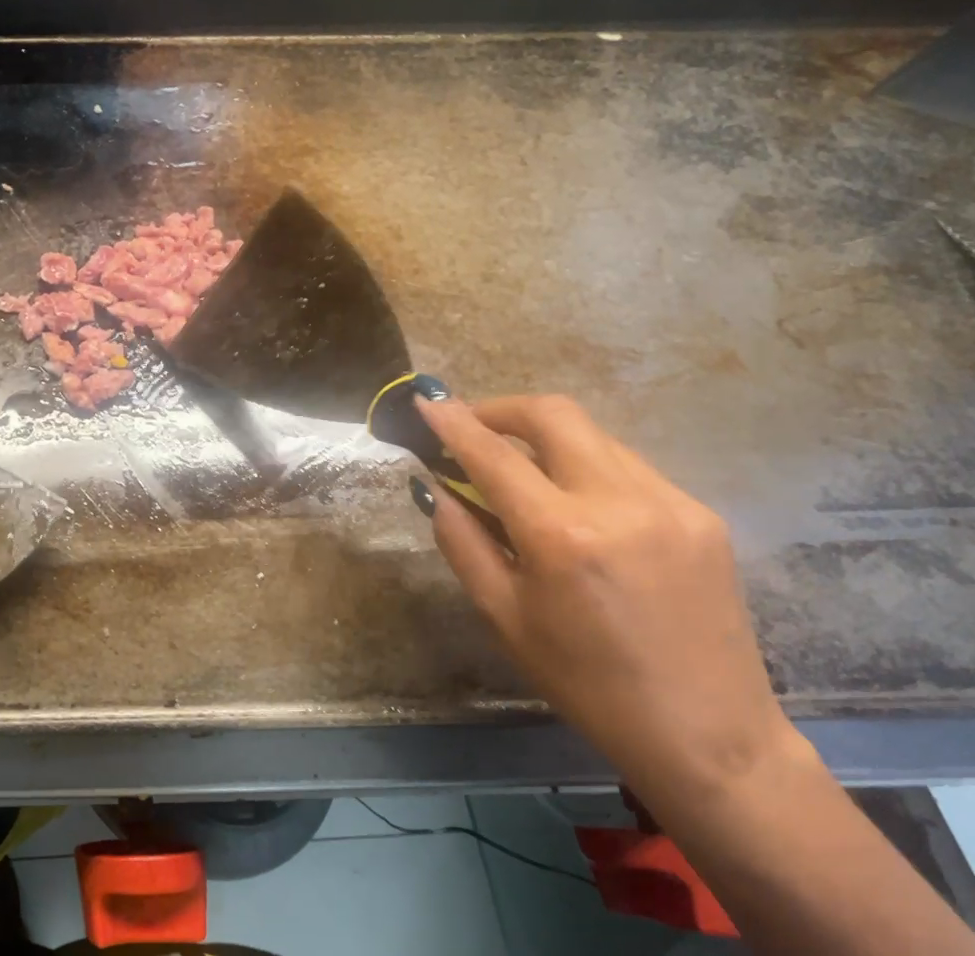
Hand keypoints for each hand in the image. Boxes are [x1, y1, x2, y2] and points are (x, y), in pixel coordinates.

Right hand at [414, 393, 799, 798]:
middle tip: (470, 425)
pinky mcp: (702, 516)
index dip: (453, 422)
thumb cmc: (584, 682)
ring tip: (519, 471)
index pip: (493, 455)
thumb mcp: (503, 615)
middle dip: (503, 409)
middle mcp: (620, 502)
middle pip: (555, 415)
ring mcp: (672, 503)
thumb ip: (463, 542)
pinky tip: (575, 505)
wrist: (706, 731)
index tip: (425, 401)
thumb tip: (437, 488)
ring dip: (546, 439)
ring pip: (595, 437)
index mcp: (562, 535)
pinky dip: (587, 468)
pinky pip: (630, 469)